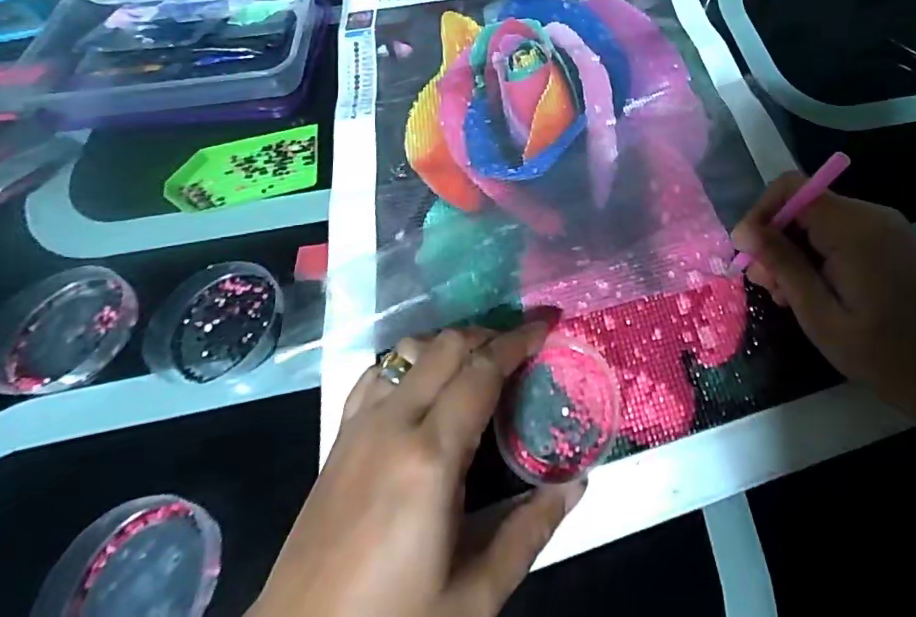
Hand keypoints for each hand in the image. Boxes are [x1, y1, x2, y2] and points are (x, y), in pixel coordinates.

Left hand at [248, 324, 583, 616]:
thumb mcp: (475, 593)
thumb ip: (529, 531)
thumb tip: (575, 484)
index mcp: (431, 456)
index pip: (481, 371)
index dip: (518, 341)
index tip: (547, 326)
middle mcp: (393, 422)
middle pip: (446, 346)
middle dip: (489, 335)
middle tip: (524, 349)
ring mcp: (360, 423)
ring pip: (411, 350)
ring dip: (450, 345)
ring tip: (481, 365)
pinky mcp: (340, 434)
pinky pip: (379, 373)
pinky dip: (412, 362)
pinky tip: (427, 385)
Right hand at [733, 173, 915, 418]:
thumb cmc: (886, 356)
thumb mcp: (820, 315)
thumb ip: (783, 265)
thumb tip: (745, 231)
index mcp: (854, 228)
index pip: (792, 188)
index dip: (761, 212)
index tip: (745, 252)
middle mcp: (870, 216)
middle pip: (802, 204)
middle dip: (773, 238)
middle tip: (762, 284)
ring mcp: (883, 228)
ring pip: (816, 221)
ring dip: (791, 250)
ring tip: (783, 295)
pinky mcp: (888, 243)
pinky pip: (836, 234)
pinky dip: (814, 255)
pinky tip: (809, 291)